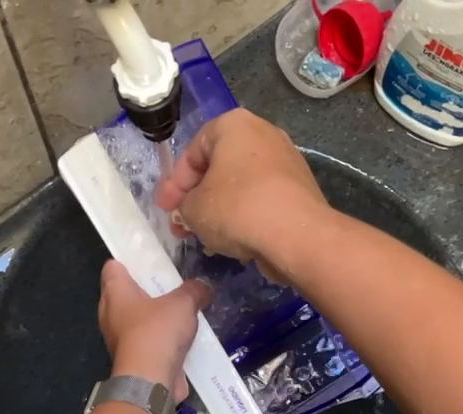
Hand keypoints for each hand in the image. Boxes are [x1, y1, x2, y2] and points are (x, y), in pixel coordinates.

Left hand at [97, 260, 210, 401]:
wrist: (151, 381)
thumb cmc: (157, 332)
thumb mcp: (183, 303)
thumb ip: (195, 290)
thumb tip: (204, 288)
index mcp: (115, 292)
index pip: (113, 267)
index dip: (129, 261)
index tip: (149, 262)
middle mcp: (111, 314)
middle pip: (126, 294)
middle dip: (146, 290)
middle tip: (171, 286)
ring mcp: (119, 340)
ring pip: (137, 321)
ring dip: (155, 318)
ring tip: (180, 312)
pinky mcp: (133, 360)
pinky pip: (147, 343)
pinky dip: (161, 341)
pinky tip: (181, 339)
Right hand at [153, 109, 330, 278]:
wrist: (296, 234)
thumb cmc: (237, 209)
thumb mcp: (194, 209)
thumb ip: (183, 206)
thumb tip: (188, 211)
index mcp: (233, 125)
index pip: (192, 151)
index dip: (173, 184)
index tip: (164, 209)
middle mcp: (262, 133)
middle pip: (218, 167)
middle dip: (196, 197)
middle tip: (182, 225)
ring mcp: (285, 160)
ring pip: (239, 185)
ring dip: (219, 210)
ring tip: (206, 237)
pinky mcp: (298, 189)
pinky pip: (260, 200)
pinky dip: (244, 216)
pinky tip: (234, 240)